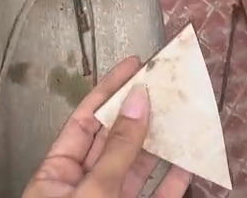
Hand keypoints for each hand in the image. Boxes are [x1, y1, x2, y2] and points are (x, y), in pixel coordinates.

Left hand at [21, 57, 191, 197]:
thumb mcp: (91, 195)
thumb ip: (118, 150)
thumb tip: (139, 98)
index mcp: (56, 179)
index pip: (86, 121)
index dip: (110, 90)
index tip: (135, 62)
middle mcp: (83, 191)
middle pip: (115, 141)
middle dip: (142, 112)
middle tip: (169, 83)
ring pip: (139, 169)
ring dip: (162, 142)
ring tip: (186, 114)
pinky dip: (172, 182)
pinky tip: (190, 161)